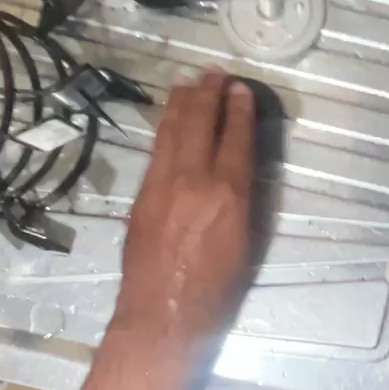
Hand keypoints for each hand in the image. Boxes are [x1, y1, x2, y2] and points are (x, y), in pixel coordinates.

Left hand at [109, 70, 255, 355]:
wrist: (163, 316)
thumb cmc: (217, 292)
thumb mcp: (246, 245)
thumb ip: (244, 202)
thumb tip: (239, 173)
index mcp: (228, 196)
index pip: (235, 140)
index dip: (240, 111)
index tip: (242, 90)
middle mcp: (193, 182)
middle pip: (200, 125)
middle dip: (208, 95)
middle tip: (214, 72)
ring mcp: (162, 186)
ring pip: (172, 132)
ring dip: (181, 103)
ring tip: (189, 81)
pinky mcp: (142, 197)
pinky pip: (155, 151)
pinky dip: (164, 128)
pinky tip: (168, 118)